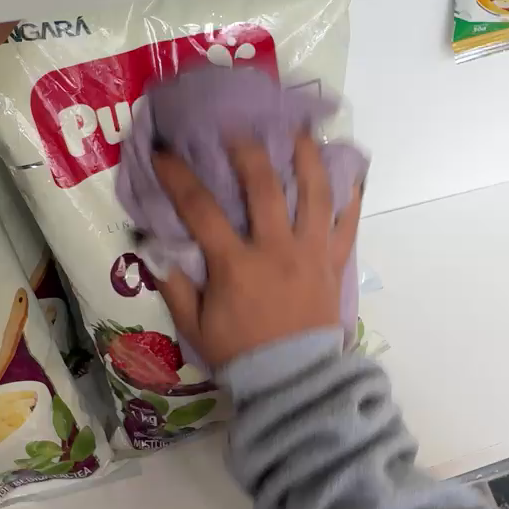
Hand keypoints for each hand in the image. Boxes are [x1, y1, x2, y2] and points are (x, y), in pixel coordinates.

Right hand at [156, 134, 361, 369]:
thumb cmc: (241, 353)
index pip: (200, 208)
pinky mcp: (335, 263)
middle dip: (247, 148)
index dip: (178, 176)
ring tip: (298, 130)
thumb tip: (157, 247)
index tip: (164, 153)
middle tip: (236, 127)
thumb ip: (174, 285)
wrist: (294, 381)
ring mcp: (312, 253)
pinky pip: (349, 223)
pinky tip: (348, 171)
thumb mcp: (195, 326)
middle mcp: (277, 249)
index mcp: (236, 265)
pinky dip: (351, 196)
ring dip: (306, 156)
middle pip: (264, 185)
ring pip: (315, 193)